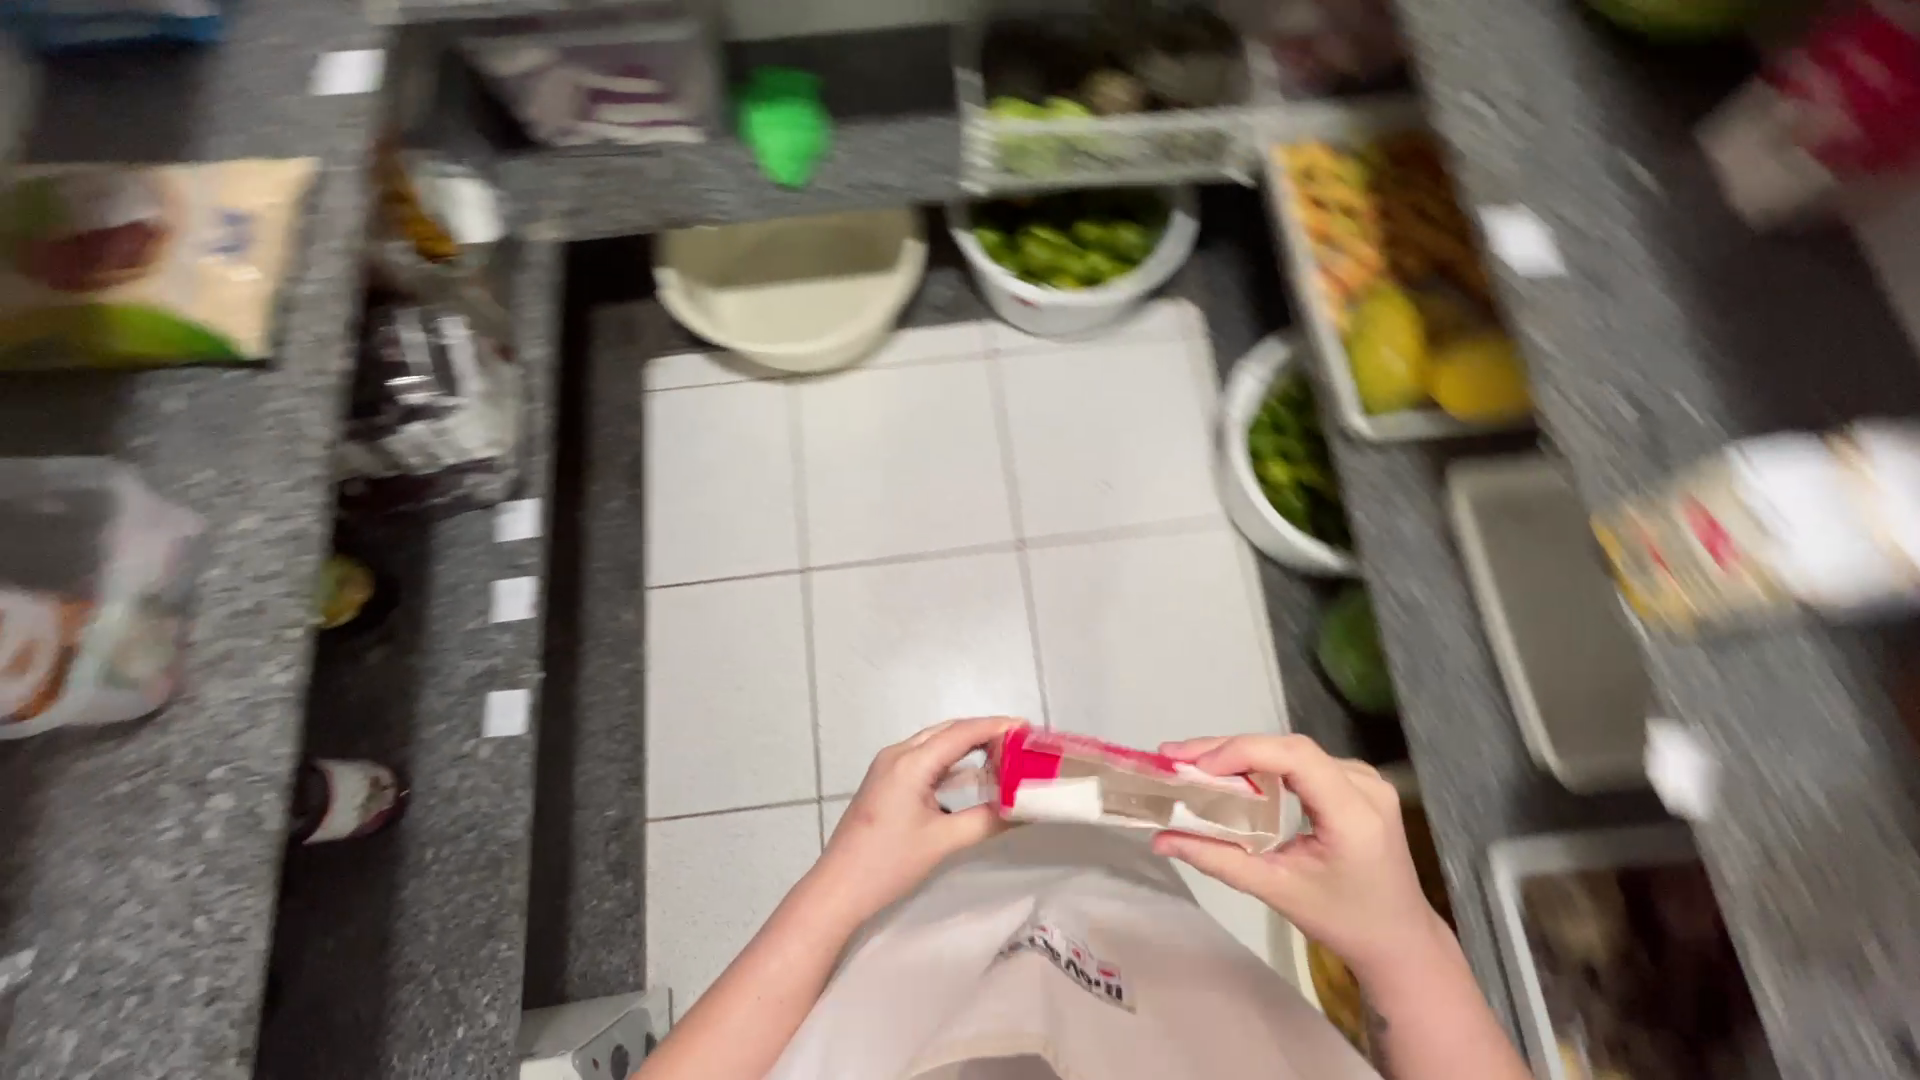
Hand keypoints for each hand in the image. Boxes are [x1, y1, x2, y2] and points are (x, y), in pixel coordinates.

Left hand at [810, 716, 1023, 925]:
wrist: (839, 888)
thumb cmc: (890, 863)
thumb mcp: (944, 842)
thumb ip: (987, 821)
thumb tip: (1023, 811)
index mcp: (910, 762)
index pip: (961, 733)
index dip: (996, 727)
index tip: (1028, 728)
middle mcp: (898, 755)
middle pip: (948, 732)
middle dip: (985, 733)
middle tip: (1021, 742)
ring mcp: (889, 768)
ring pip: (936, 745)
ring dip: (968, 748)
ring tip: (1005, 756)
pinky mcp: (887, 783)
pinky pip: (925, 761)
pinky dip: (951, 765)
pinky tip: (975, 777)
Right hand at [1151, 734, 1445, 982]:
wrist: (1399, 938)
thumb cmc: (1342, 920)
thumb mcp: (1276, 890)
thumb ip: (1218, 860)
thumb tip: (1160, 840)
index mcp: (1354, 813)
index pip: (1294, 758)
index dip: (1241, 752)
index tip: (1193, 766)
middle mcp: (1364, 784)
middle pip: (1286, 747)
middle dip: (1225, 749)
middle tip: (1173, 756)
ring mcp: (1364, 778)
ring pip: (1289, 749)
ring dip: (1239, 752)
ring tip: (1192, 763)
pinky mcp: (1355, 781)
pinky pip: (1299, 760)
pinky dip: (1259, 762)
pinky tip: (1229, 772)